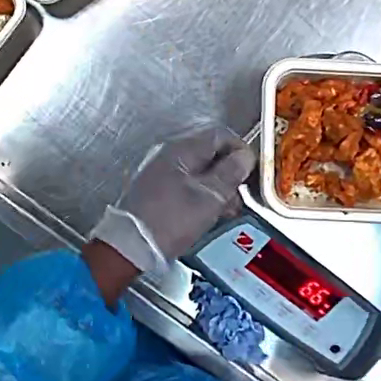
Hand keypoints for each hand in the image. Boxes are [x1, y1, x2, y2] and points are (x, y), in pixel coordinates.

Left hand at [91, 125, 256, 275]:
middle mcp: (169, 154)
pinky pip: (185, 183)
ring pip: (198, 170)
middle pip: (209, 152)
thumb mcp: (210, 198)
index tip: (250, 170)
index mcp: (182, 149)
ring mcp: (160, 170)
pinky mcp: (155, 188)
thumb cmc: (170, 221)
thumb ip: (230, 173)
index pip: (220, 134)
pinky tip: (205, 214)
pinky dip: (200, 195)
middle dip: (229, 173)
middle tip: (238, 196)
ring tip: (223, 211)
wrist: (130, 245)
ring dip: (216, 187)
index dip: (240, 150)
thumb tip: (244, 157)